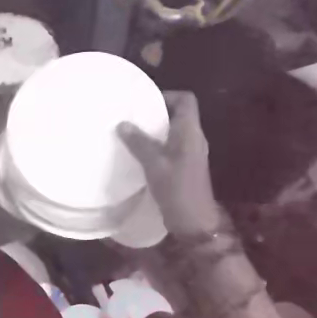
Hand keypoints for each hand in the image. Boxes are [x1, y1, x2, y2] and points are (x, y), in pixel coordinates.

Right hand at [119, 91, 225, 239]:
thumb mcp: (154, 164)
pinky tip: (137, 152)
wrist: (194, 221)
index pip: (185, 100)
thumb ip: (139, 142)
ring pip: (173, 130)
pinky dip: (155, 144)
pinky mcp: (184, 166)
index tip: (143, 102)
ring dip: (154, 129)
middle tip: (131, 115)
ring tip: (130, 131)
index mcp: (190, 132)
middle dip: (155, 112)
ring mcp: (191, 152)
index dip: (166, 95)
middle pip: (178, 113)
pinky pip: (170, 145)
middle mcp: (194, 138)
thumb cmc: (177, 190)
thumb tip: (122, 123)